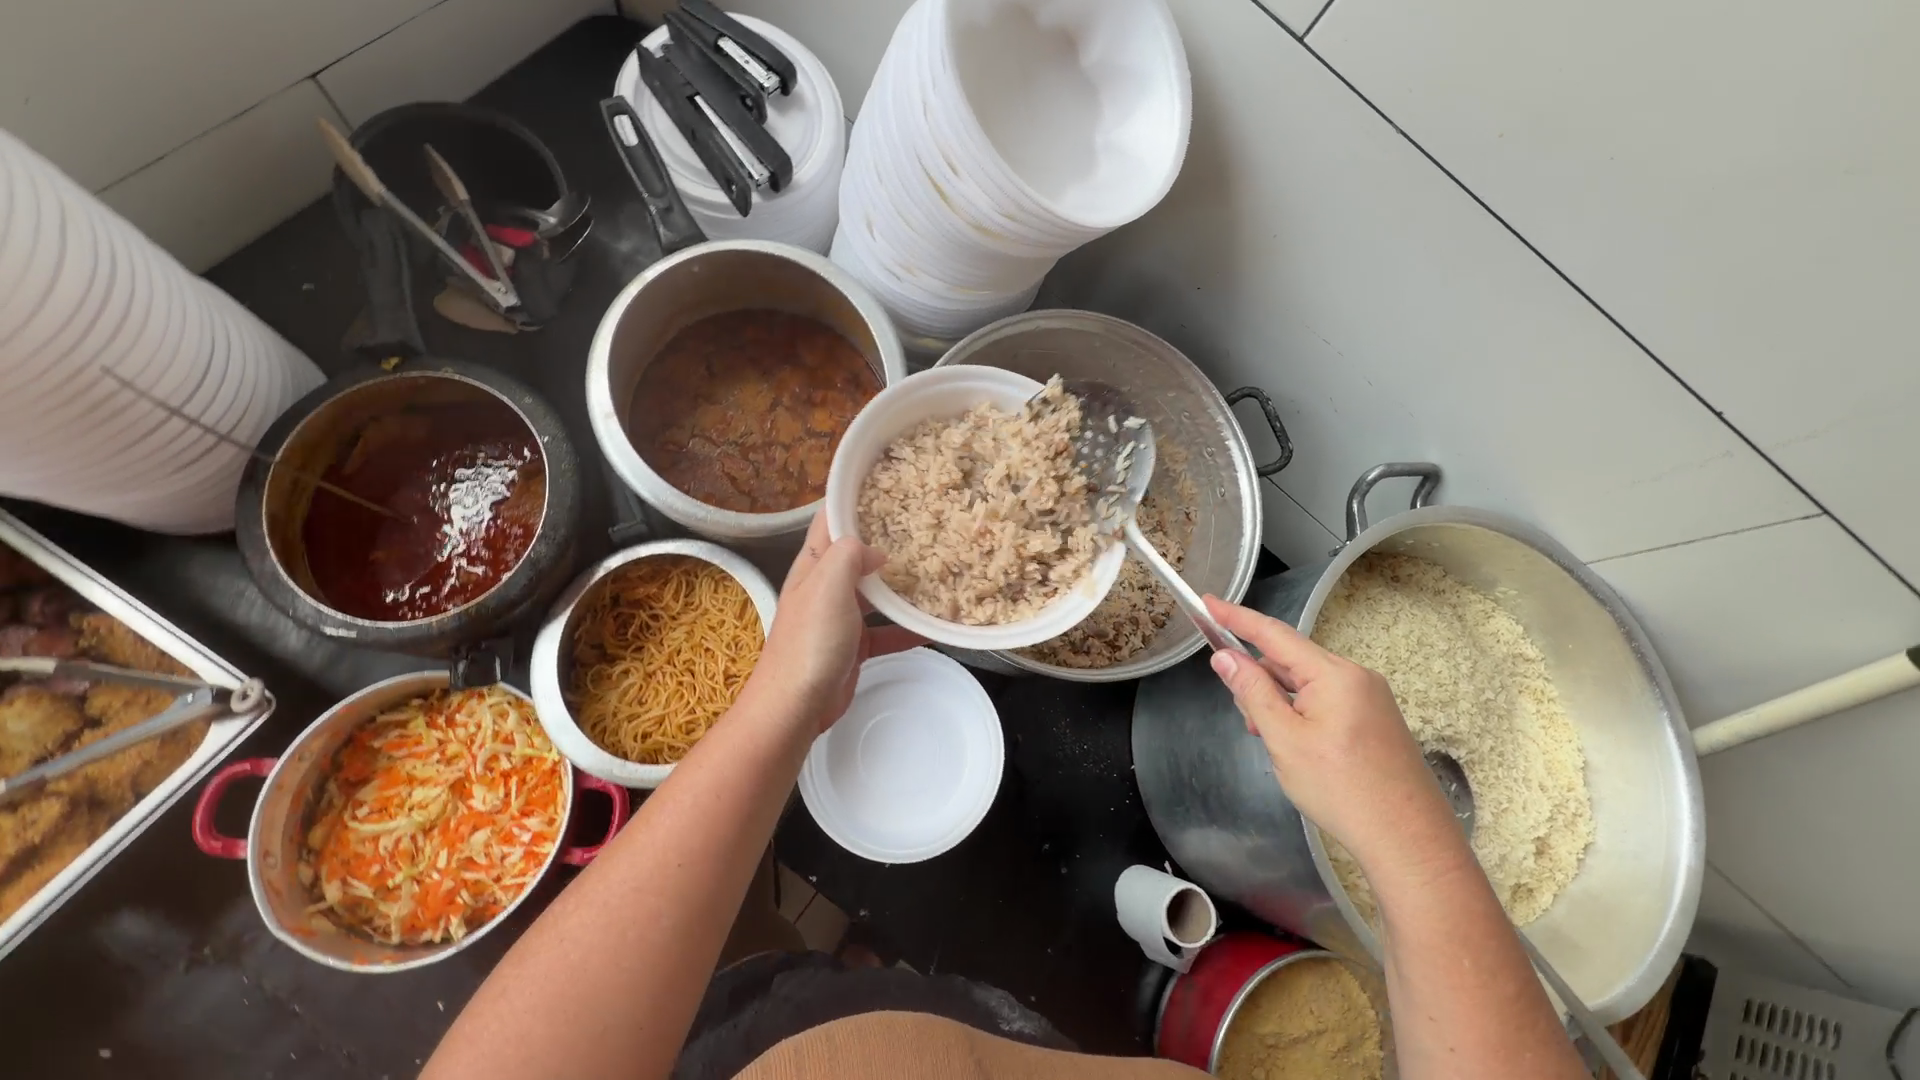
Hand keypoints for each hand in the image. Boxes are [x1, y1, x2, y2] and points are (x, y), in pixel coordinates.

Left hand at [745, 512, 923, 732]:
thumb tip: (877, 551)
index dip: (853, 497)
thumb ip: (849, 555)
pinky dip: (908, 630)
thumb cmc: (809, 642)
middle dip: (887, 539)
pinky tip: (934, 627)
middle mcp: (825, 586)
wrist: (794, 706)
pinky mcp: (853, 648)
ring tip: (937, 570)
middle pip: (858, 555)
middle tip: (925, 523)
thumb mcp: (827, 585)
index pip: (832, 519)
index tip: (885, 479)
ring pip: (876, 594)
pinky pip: (886, 632)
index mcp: (814, 565)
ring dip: (902, 585)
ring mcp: (839, 618)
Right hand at [1202, 596, 1468, 885]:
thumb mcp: (1284, 740)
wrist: (1408, 841)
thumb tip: (1225, 656)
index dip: (1237, 617)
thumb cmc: (1341, 789)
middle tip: (1245, 717)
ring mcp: (1370, 698)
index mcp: (1334, 674)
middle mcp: (1356, 676)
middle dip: (1259, 677)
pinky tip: (1294, 744)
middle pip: (1291, 659)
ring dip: (1279, 700)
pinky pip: (1326, 700)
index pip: (1275, 634)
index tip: (1208, 601)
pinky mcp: (1375, 720)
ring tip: (1270, 739)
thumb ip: (1252, 692)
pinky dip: (1300, 712)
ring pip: (1307, 683)